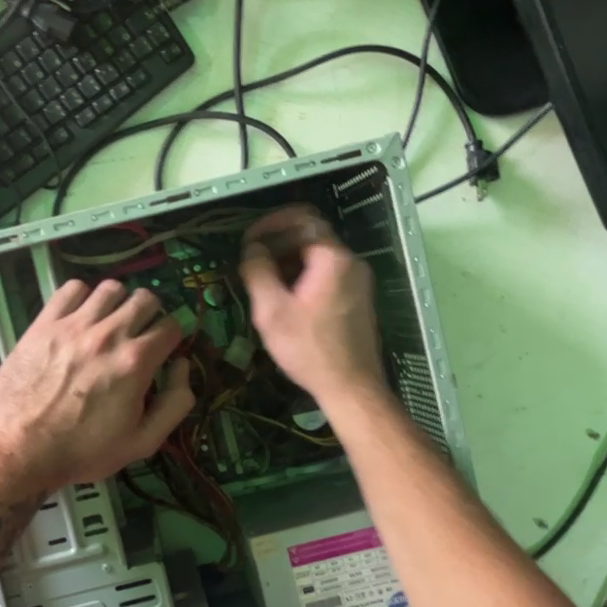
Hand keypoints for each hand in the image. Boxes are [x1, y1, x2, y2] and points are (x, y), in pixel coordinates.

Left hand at [0, 279, 195, 495]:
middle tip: (139, 335)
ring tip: (108, 323)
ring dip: (117, 303)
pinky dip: (82, 297)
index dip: (171, 338)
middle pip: (145, 298)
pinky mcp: (44, 323)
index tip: (162, 351)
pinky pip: (72, 289)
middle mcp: (108, 334)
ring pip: (111, 288)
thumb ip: (175, 403)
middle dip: (150, 314)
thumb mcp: (143, 442)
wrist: (22, 451)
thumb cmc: (84, 452)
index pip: (171, 325)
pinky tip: (79, 318)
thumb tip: (183, 366)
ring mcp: (73, 325)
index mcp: (136, 361)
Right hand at [238, 206, 387, 406]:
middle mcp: (351, 261)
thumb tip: (252, 250)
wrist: (352, 388)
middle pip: (310, 235)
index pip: (301, 219)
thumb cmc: (309, 350)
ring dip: (289, 262)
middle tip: (252, 263)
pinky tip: (285, 300)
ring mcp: (358, 280)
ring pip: (318, 256)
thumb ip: (258, 271)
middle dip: (278, 244)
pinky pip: (327, 274)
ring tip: (264, 284)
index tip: (248, 241)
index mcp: (332, 258)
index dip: (270, 223)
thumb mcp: (272, 311)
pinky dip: (303, 277)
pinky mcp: (357, 298)